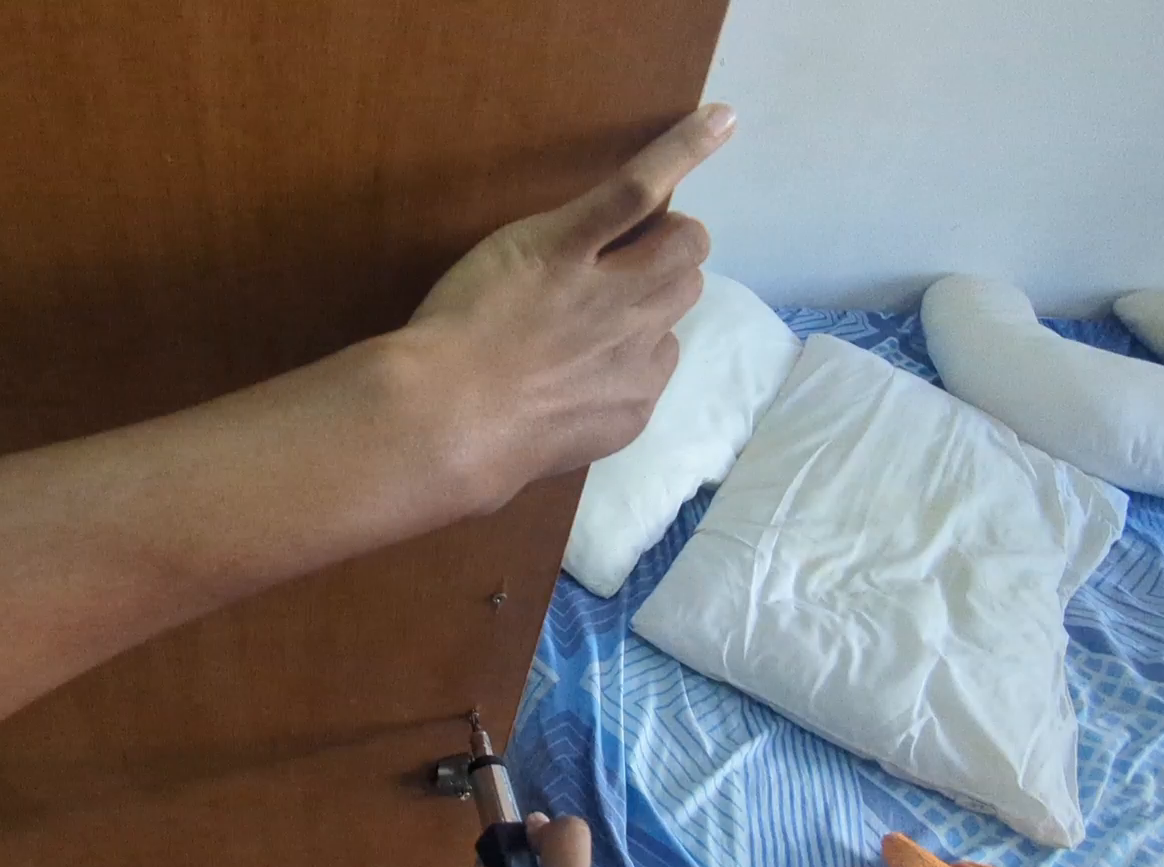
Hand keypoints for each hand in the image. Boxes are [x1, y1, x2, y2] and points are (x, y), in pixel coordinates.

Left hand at [404, 103, 734, 509]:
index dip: (638, 333)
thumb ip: (574, 420)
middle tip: (613, 280)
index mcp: (630, 401)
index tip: (602, 335)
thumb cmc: (475, 446)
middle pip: (683, 288)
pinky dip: (684, 149)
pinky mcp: (569, 245)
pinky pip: (639, 189)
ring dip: (664, 234)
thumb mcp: (542, 448)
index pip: (664, 350)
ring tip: (632, 230)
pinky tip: (718, 120)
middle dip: (660, 279)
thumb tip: (574, 407)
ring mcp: (611, 290)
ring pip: (682, 244)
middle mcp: (638, 343)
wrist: (445, 419)